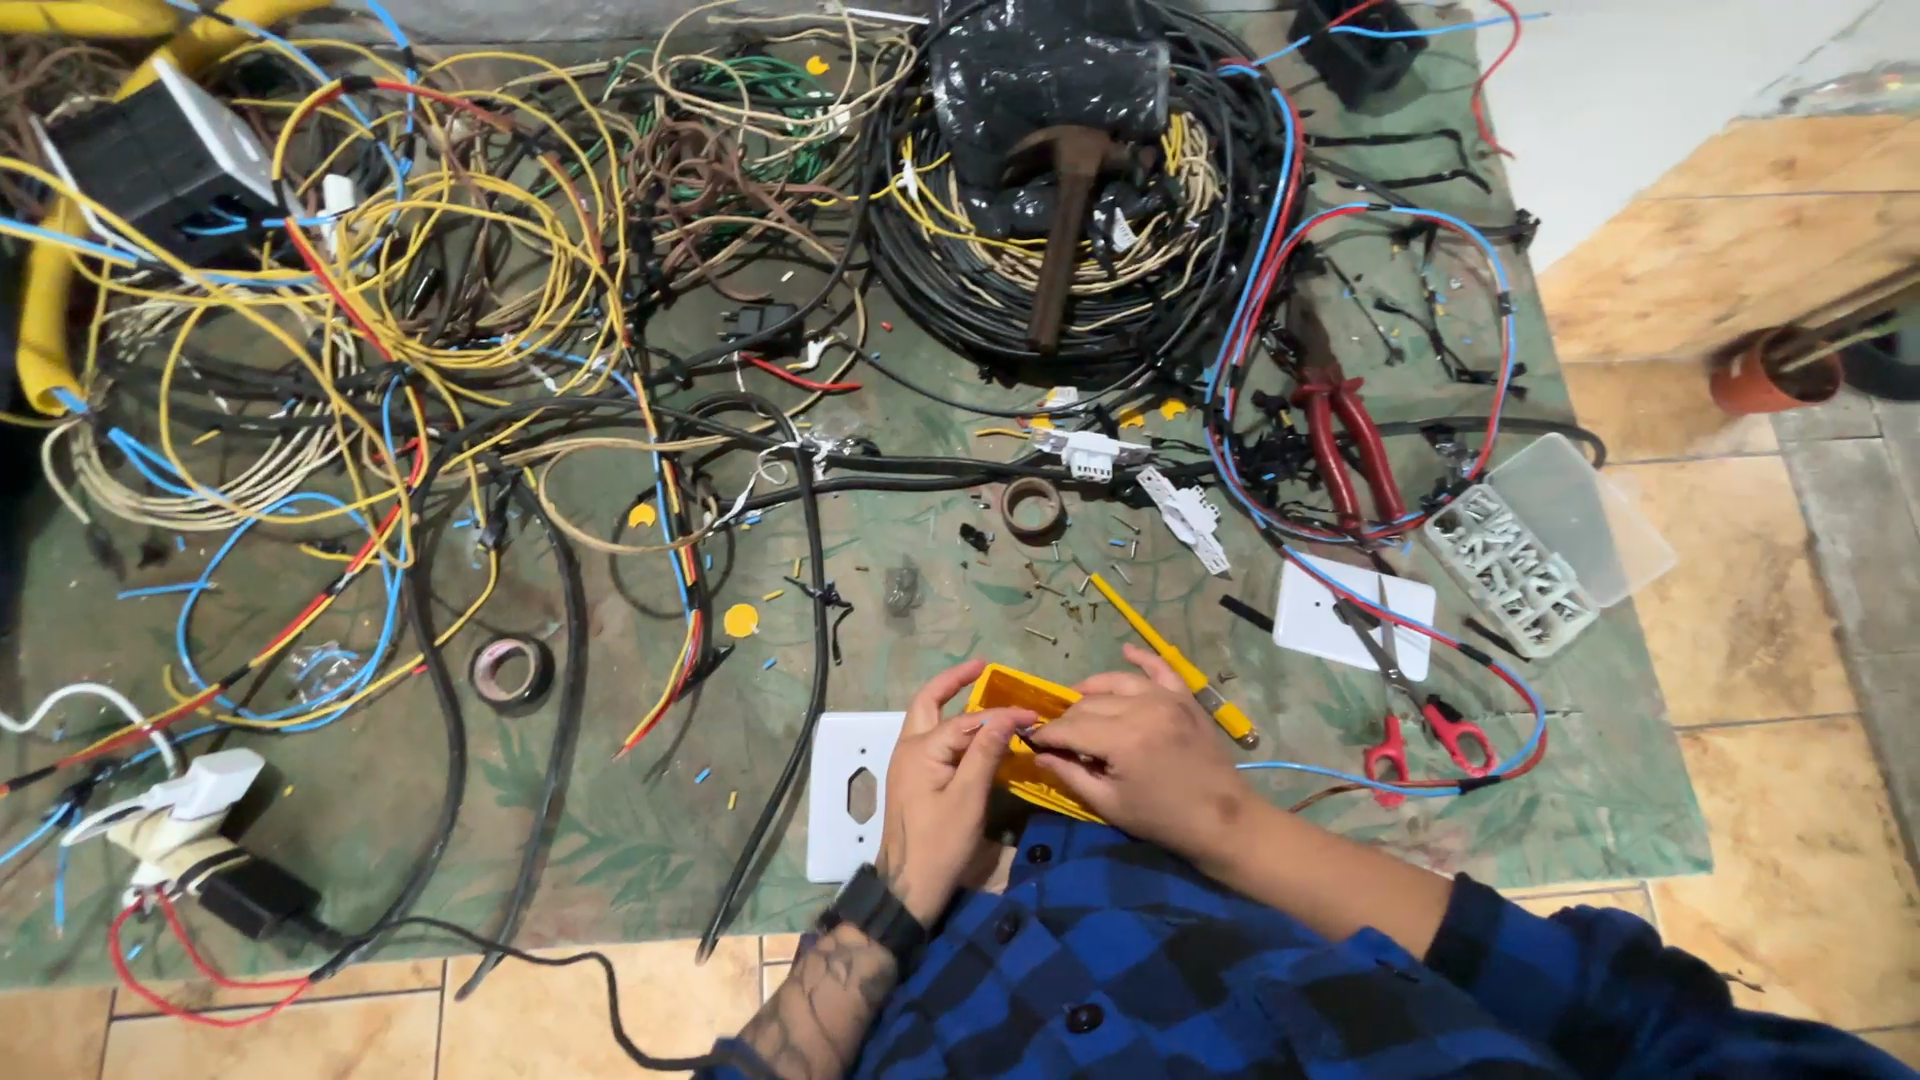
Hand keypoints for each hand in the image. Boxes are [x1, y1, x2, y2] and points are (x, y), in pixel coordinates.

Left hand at [876, 660, 1033, 925]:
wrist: (908, 888)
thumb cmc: (940, 845)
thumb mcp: (968, 799)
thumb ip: (985, 753)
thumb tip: (1006, 716)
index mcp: (920, 749)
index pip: (967, 720)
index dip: (1000, 714)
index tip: (1032, 714)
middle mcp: (908, 748)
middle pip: (929, 702)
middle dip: (953, 682)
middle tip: (981, 668)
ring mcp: (907, 763)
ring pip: (927, 719)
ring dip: (950, 701)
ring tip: (978, 689)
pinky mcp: (913, 778)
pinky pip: (932, 739)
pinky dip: (951, 725)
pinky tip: (972, 730)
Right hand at [1026, 643, 1258, 867]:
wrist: (1224, 821)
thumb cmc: (1163, 820)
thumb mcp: (1109, 804)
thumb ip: (1071, 774)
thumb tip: (1039, 754)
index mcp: (1123, 740)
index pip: (1070, 728)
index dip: (1047, 735)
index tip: (1032, 741)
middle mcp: (1142, 709)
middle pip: (1090, 704)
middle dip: (1067, 720)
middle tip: (1058, 737)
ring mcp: (1166, 699)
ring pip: (1116, 683)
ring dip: (1092, 691)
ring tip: (1077, 703)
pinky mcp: (1184, 699)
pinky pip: (1160, 669)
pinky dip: (1142, 658)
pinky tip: (1126, 650)